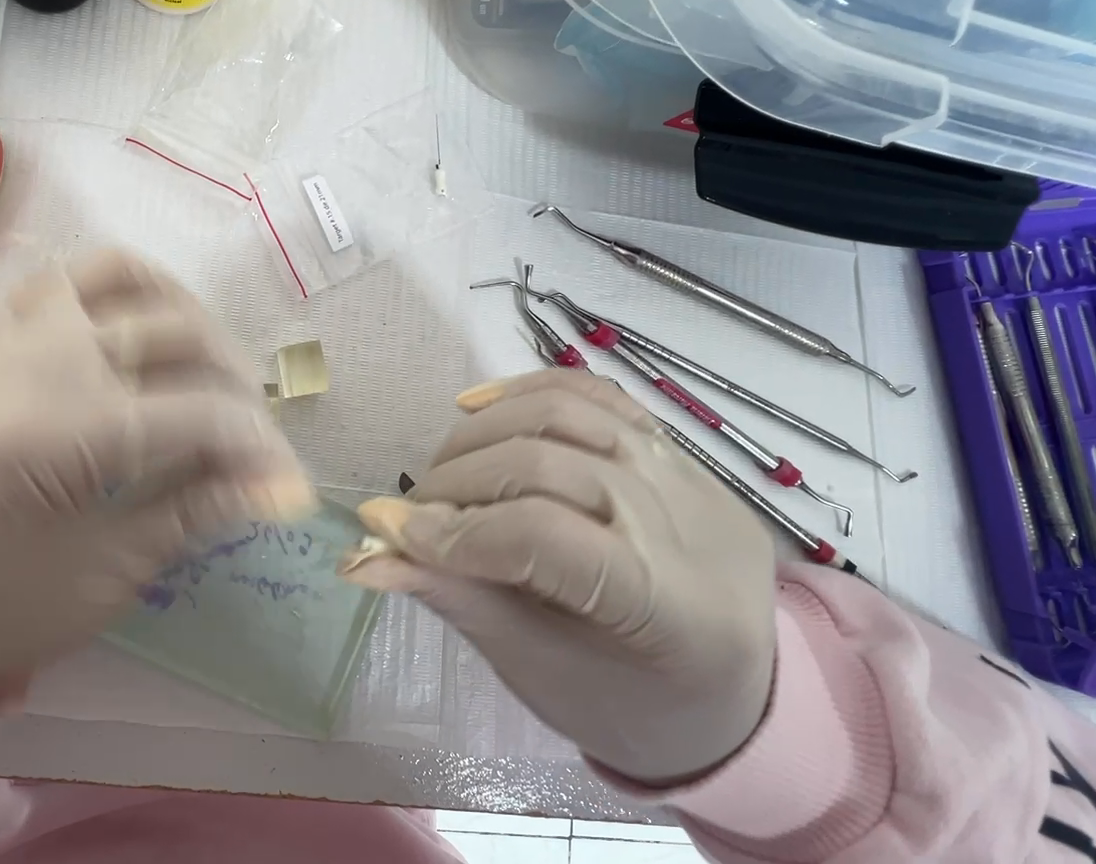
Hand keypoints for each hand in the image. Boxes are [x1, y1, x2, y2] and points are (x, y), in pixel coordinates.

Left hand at [0, 250, 313, 701]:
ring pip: (118, 273)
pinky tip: (137, 334)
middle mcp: (33, 360)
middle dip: (234, 377)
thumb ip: (197, 509)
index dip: (257, 447)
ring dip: (180, 306)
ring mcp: (6, 334)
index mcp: (55, 433)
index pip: (195, 414)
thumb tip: (284, 486)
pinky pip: (62, 279)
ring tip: (207, 358)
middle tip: (253, 429)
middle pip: (172, 331)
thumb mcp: (105, 572)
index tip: (291, 481)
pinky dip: (115, 291)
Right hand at [341, 370, 776, 783]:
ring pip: (569, 412)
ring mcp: (693, 477)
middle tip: (414, 515)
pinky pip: (597, 395)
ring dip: (484, 432)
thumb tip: (365, 553)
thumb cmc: (626, 704)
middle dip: (460, 483)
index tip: (393, 535)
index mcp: (673, 610)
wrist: (730, 694)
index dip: (459, 531)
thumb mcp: (536, 668)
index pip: (545, 537)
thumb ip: (454, 597)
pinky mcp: (682, 451)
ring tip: (445, 470)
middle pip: (550, 463)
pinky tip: (478, 408)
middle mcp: (693, 526)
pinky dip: (527, 391)